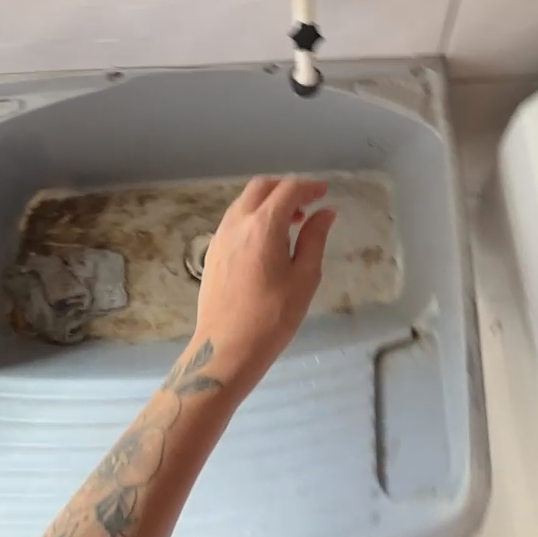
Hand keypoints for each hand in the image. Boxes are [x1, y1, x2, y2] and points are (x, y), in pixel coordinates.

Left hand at [192, 176, 336, 385]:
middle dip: (286, 187)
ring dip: (269, 201)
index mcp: (264, 226)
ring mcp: (220, 236)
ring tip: (290, 223)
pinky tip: (267, 240)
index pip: (288, 190)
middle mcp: (238, 223)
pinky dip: (254, 216)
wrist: (226, 349)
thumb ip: (315, 239)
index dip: (309, 186)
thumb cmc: (273, 317)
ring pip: (245, 201)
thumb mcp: (305, 277)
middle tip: (307, 203)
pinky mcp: (212, 251)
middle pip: (262, 187)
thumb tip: (325, 213)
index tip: (324, 193)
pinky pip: (235, 219)